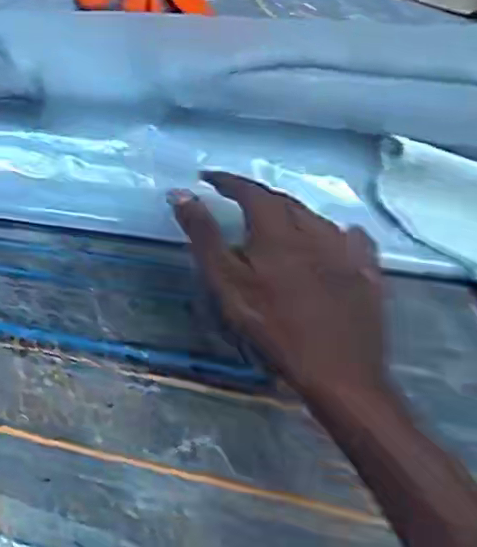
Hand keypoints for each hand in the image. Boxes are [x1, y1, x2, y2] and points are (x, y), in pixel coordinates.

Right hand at [170, 171, 389, 401]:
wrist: (335, 372)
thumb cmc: (267, 321)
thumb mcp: (222, 277)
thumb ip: (203, 232)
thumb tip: (182, 194)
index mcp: (280, 237)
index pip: (255, 195)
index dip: (230, 182)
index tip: (206, 178)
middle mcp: (319, 241)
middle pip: (289, 204)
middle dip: (258, 193)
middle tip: (231, 193)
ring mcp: (349, 262)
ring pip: (321, 221)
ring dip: (292, 209)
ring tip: (271, 211)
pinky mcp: (369, 281)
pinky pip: (358, 245)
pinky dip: (340, 230)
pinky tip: (340, 232)